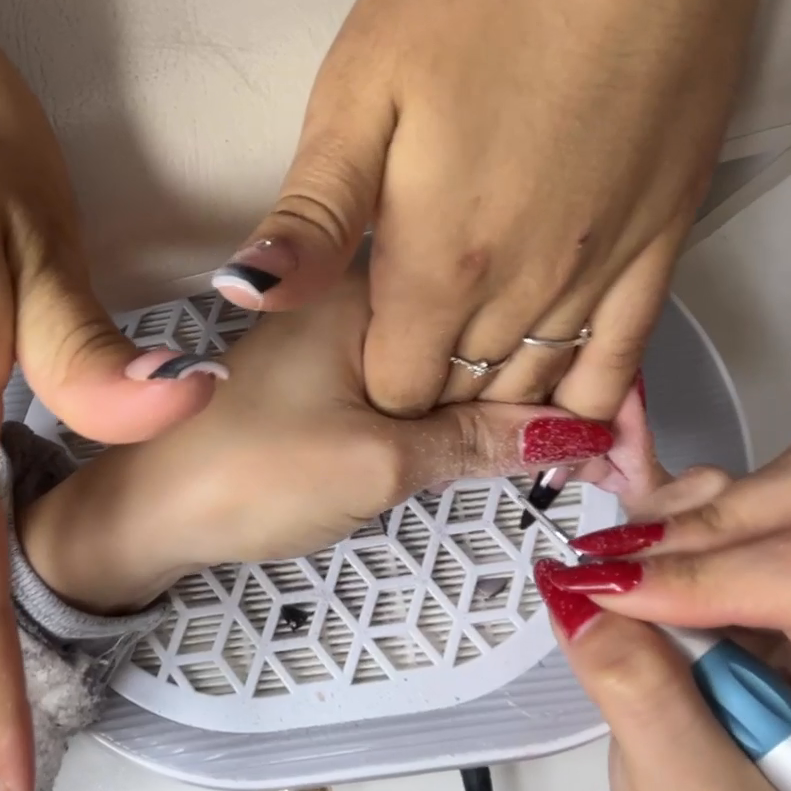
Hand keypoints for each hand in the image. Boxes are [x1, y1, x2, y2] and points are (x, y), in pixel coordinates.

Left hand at [18, 273, 620, 612]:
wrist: (153, 504)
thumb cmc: (252, 472)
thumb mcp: (372, 461)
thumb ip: (471, 438)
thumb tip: (577, 435)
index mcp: (375, 286)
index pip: (507, 313)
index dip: (584, 379)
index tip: (637, 446)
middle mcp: (372, 290)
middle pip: (497, 334)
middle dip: (572, 395)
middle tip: (635, 467)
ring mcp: (357, 327)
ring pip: (469, 359)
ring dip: (531, 408)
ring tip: (604, 464)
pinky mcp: (343, 368)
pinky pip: (432, 381)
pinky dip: (479, 414)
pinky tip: (521, 444)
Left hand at [214, 0, 790, 421]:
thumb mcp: (356, 98)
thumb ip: (309, 220)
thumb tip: (243, 297)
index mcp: (440, 263)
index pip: (400, 386)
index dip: (373, 388)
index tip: (355, 370)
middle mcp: (529, 284)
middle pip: (468, 390)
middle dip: (431, 396)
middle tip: (407, 371)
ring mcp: (608, 262)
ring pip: (545, 380)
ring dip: (501, 397)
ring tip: (474, 398)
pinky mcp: (669, 229)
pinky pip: (630, 347)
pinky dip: (597, 393)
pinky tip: (578, 415)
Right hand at [537, 437, 790, 790]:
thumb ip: (639, 699)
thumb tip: (579, 597)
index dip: (704, 570)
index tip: (608, 594)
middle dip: (702, 518)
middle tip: (617, 565)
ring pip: (783, 479)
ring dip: (680, 512)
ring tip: (619, 573)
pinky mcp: (783, 560)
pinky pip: (738, 486)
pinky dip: (671, 505)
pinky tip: (634, 558)